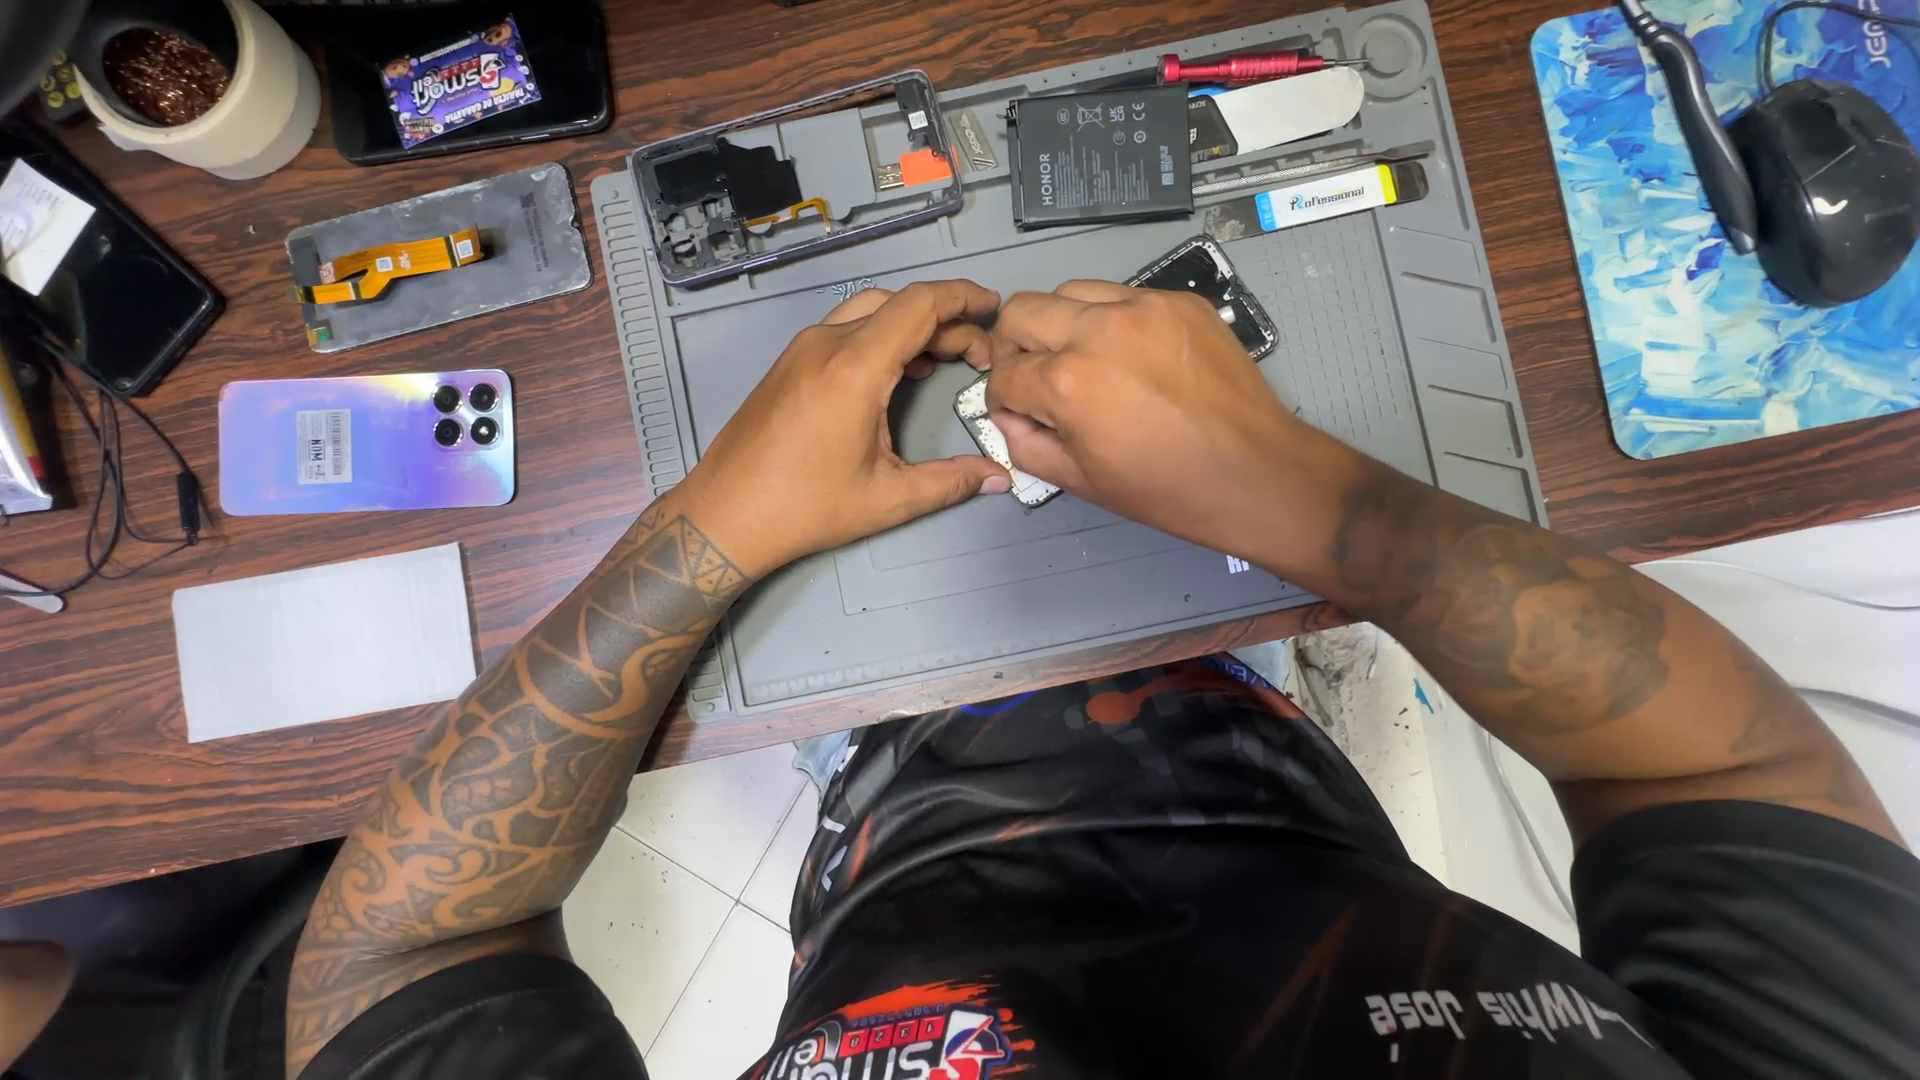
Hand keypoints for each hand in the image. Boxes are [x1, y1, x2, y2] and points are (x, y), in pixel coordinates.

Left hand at [675, 280, 1011, 577]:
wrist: (724, 514)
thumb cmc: (803, 508)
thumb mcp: (888, 499)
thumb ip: (951, 482)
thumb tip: (999, 479)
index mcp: (854, 369)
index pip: (918, 305)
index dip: (962, 298)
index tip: (992, 308)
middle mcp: (826, 345)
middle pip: (898, 305)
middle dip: (945, 320)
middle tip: (977, 355)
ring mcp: (801, 350)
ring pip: (868, 313)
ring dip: (910, 326)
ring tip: (942, 359)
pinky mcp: (788, 364)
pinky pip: (845, 331)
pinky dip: (881, 338)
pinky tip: (898, 371)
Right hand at [986, 281, 1353, 570]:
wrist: (1255, 473)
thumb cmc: (1166, 488)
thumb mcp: (1078, 480)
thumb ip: (1024, 443)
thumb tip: (1011, 414)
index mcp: (1069, 381)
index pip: (1004, 374)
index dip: (1002, 399)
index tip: (1019, 412)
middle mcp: (1100, 330)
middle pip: (1022, 311)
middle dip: (1014, 347)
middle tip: (1033, 376)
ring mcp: (1144, 307)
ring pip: (1070, 292)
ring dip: (1059, 325)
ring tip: (1081, 362)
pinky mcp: (1179, 302)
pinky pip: (1121, 296)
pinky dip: (1108, 321)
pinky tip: (1128, 357)